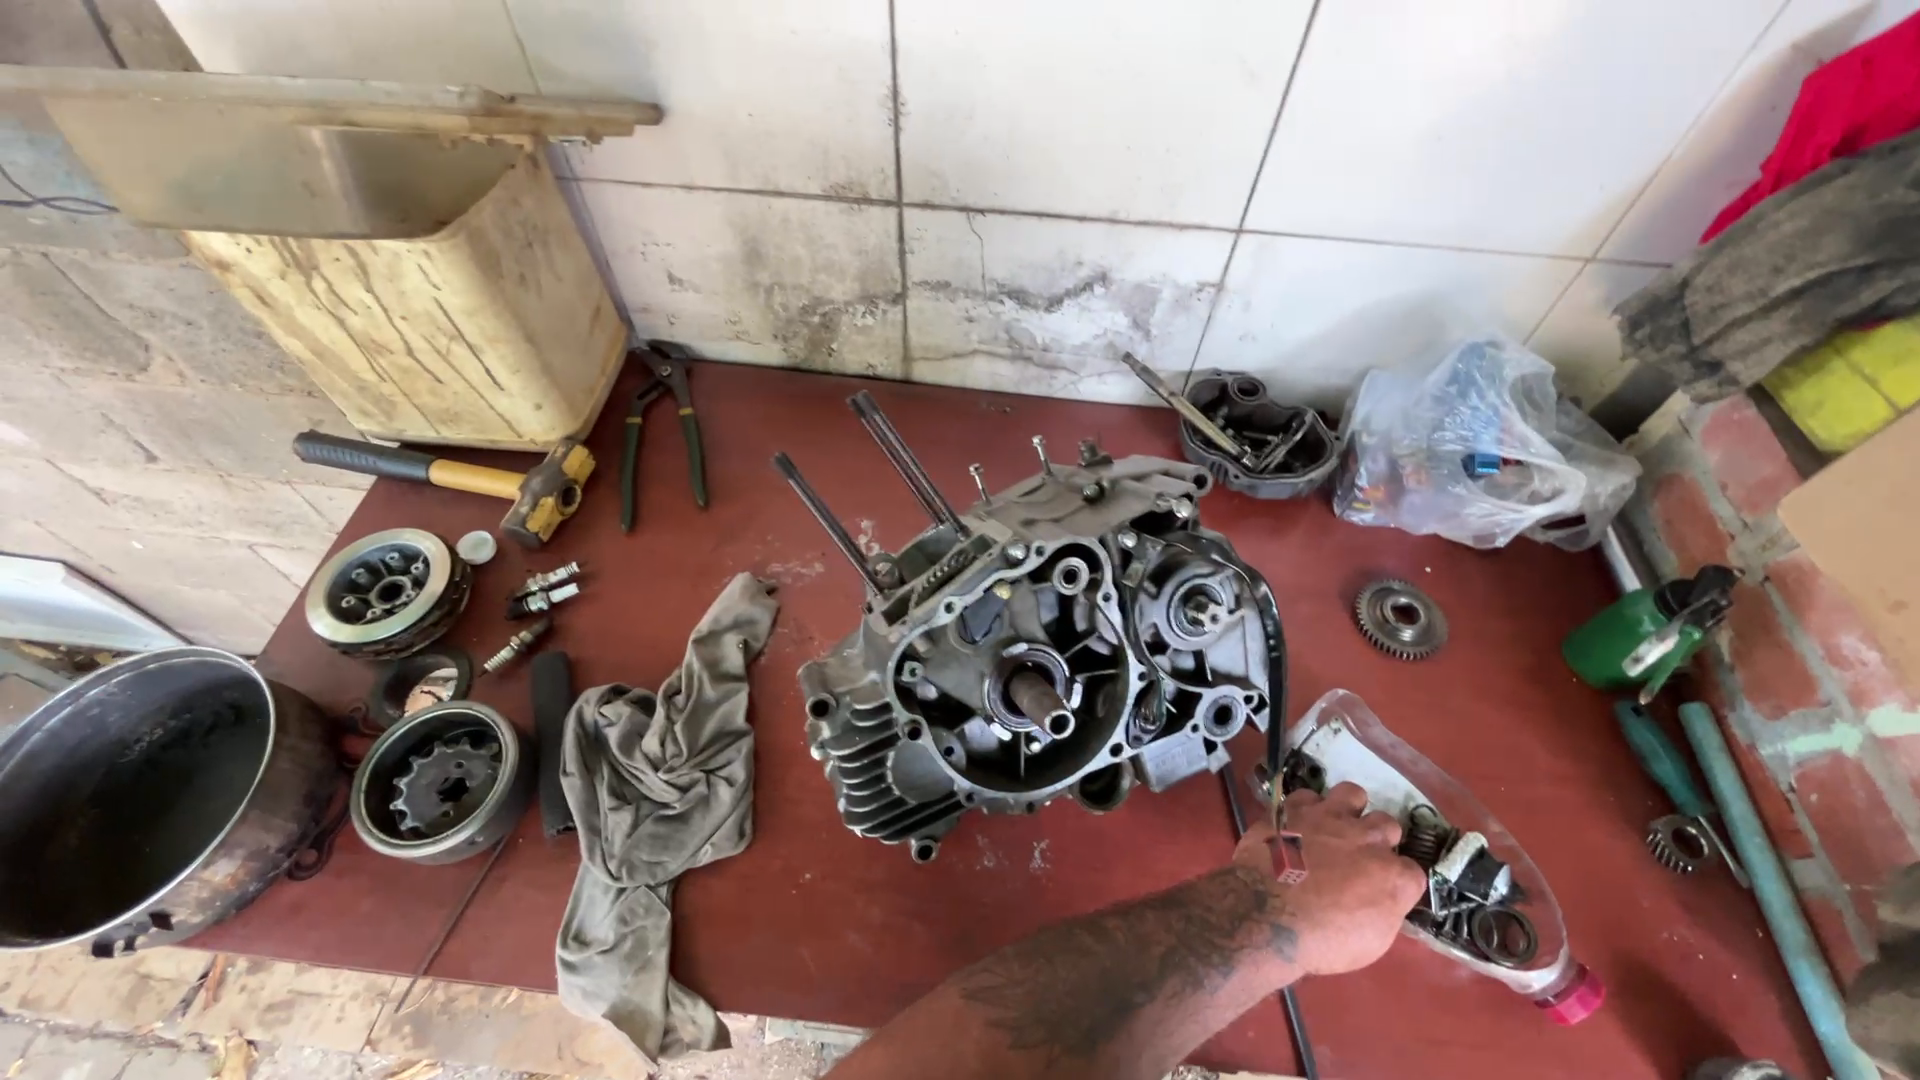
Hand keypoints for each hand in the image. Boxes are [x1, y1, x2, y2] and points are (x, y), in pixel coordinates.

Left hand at [1231, 782, 1425, 976]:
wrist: (1267, 915)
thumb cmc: (1322, 942)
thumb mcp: (1370, 941)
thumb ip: (1383, 909)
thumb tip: (1379, 897)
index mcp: (1393, 877)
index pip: (1411, 871)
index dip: (1396, 879)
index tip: (1382, 887)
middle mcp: (1367, 840)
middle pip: (1387, 825)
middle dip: (1378, 838)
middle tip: (1360, 854)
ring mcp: (1328, 819)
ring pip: (1351, 793)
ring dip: (1348, 808)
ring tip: (1337, 824)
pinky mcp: (1292, 810)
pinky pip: (1306, 796)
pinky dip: (1305, 808)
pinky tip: (1299, 822)